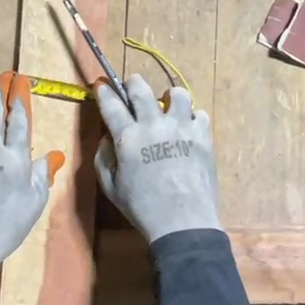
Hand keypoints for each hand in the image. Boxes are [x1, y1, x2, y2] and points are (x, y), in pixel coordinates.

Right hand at [93, 74, 220, 243]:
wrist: (183, 221)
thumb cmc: (143, 208)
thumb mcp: (111, 188)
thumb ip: (103, 159)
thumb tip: (108, 138)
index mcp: (128, 137)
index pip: (112, 105)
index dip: (104, 91)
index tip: (102, 85)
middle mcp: (154, 125)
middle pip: (141, 88)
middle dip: (133, 83)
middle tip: (133, 88)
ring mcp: (181, 127)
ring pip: (177, 94)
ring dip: (169, 97)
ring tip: (168, 107)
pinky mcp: (202, 136)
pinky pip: (200, 114)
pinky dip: (192, 118)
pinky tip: (188, 129)